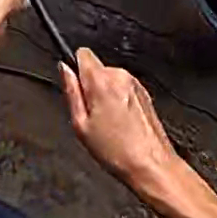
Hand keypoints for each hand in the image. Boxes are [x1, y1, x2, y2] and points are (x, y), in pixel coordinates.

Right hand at [61, 48, 183, 193]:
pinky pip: (123, 88)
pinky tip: (122, 124)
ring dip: (106, 95)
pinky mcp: (144, 92)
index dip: (76, 68)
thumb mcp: (81, 126)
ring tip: (110, 124)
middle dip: (91, 87)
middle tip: (93, 116)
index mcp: (101, 81)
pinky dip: (120, 101)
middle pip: (96, 69)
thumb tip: (64, 69)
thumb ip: (71, 92)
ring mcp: (134, 83)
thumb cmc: (117, 152)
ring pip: (110, 79)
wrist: (152, 165)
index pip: (82, 53)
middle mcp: (119, 76)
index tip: (77, 87)